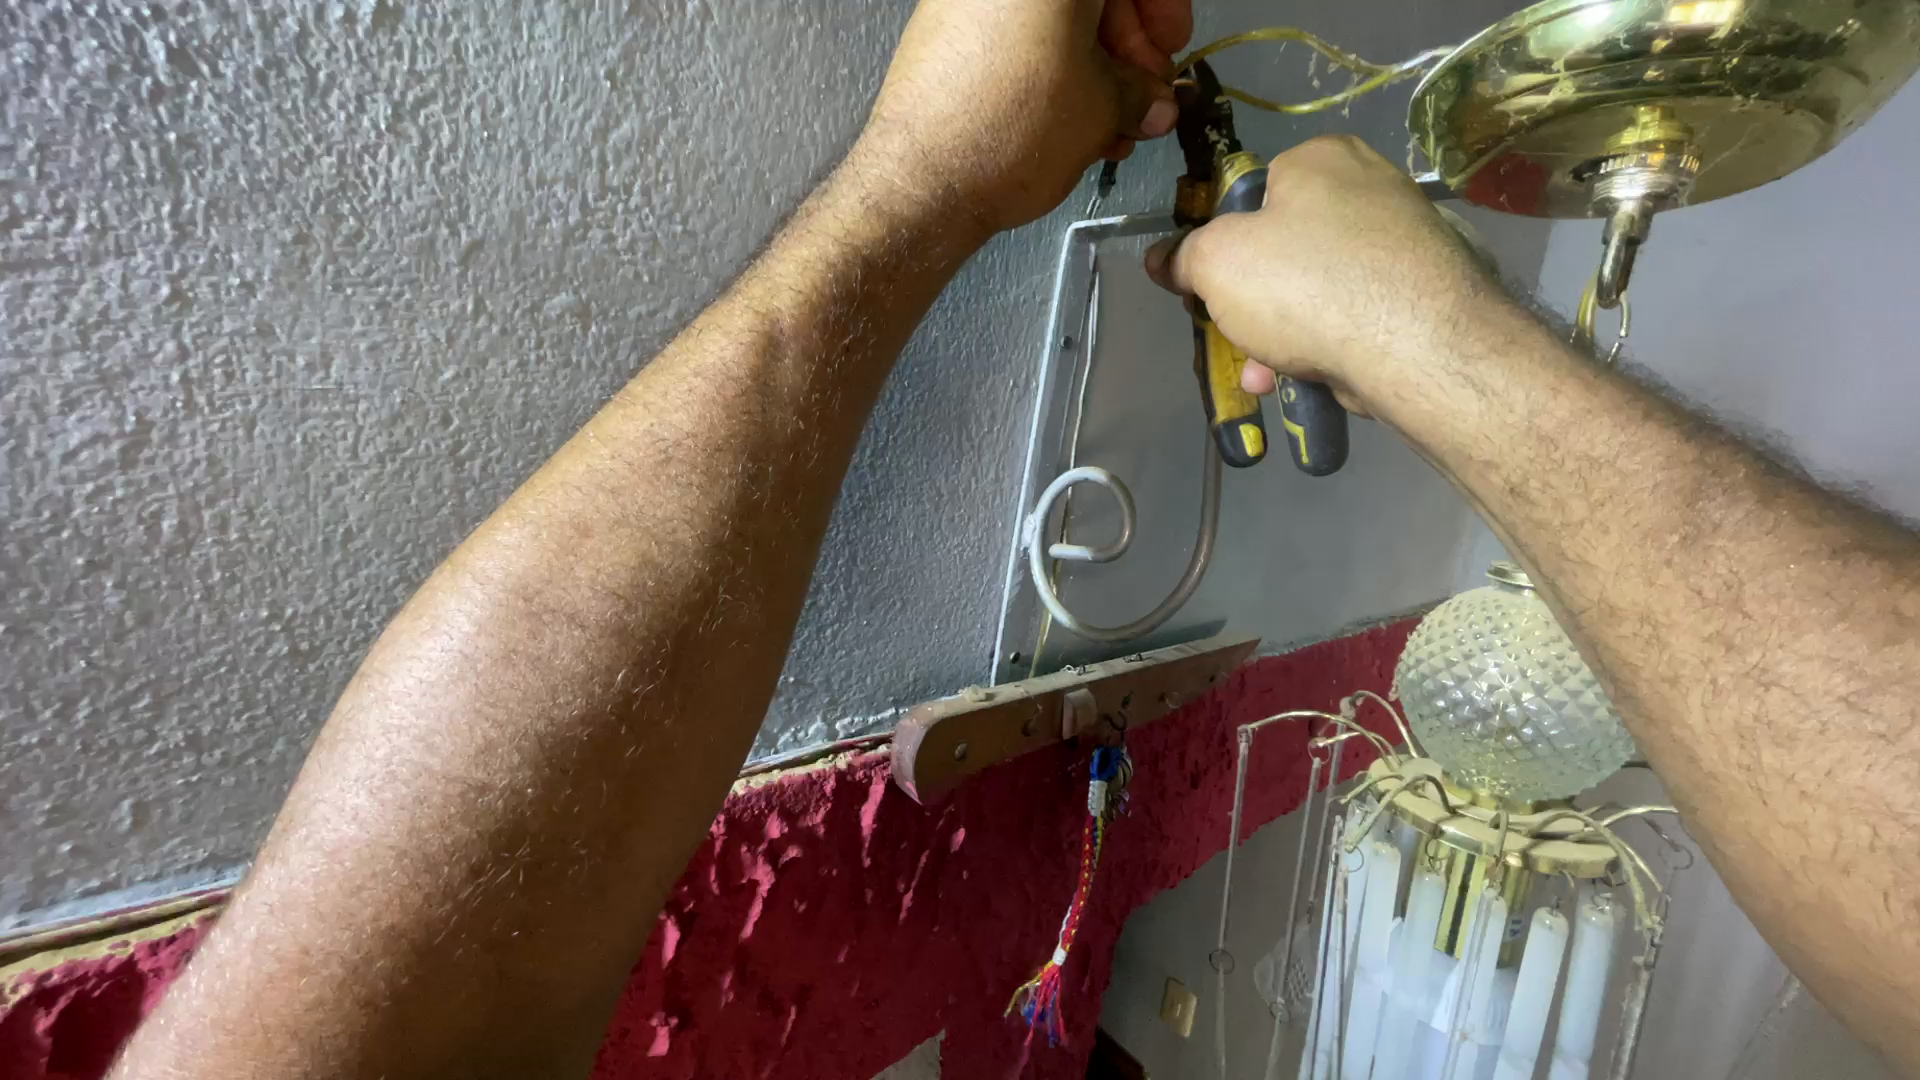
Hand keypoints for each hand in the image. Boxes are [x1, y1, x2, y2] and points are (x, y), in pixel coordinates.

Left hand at [854, 0, 1192, 235]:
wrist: (922, 182)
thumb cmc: (1012, 134)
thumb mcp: (1098, 110)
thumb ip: (1138, 94)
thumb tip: (1155, 103)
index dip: (1161, 9)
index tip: (1171, 47)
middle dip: (1127, 46)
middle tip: (1142, 97)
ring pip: (1052, 19)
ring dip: (1091, 69)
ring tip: (1109, 127)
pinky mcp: (942, 31)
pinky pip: (1014, 37)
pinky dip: (1048, 71)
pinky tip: (1068, 122)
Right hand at [1146, 136, 1507, 415]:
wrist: (1411, 344)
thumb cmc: (1302, 285)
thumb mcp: (1215, 262)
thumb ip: (1182, 256)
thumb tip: (1160, 257)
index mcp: (1319, 159)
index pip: (1250, 195)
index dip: (1219, 245)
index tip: (1207, 286)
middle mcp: (1366, 186)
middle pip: (1278, 249)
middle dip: (1246, 303)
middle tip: (1232, 334)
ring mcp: (1399, 240)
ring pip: (1309, 290)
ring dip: (1273, 335)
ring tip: (1262, 373)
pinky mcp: (1417, 290)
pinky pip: (1346, 314)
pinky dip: (1316, 343)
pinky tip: (1298, 375)